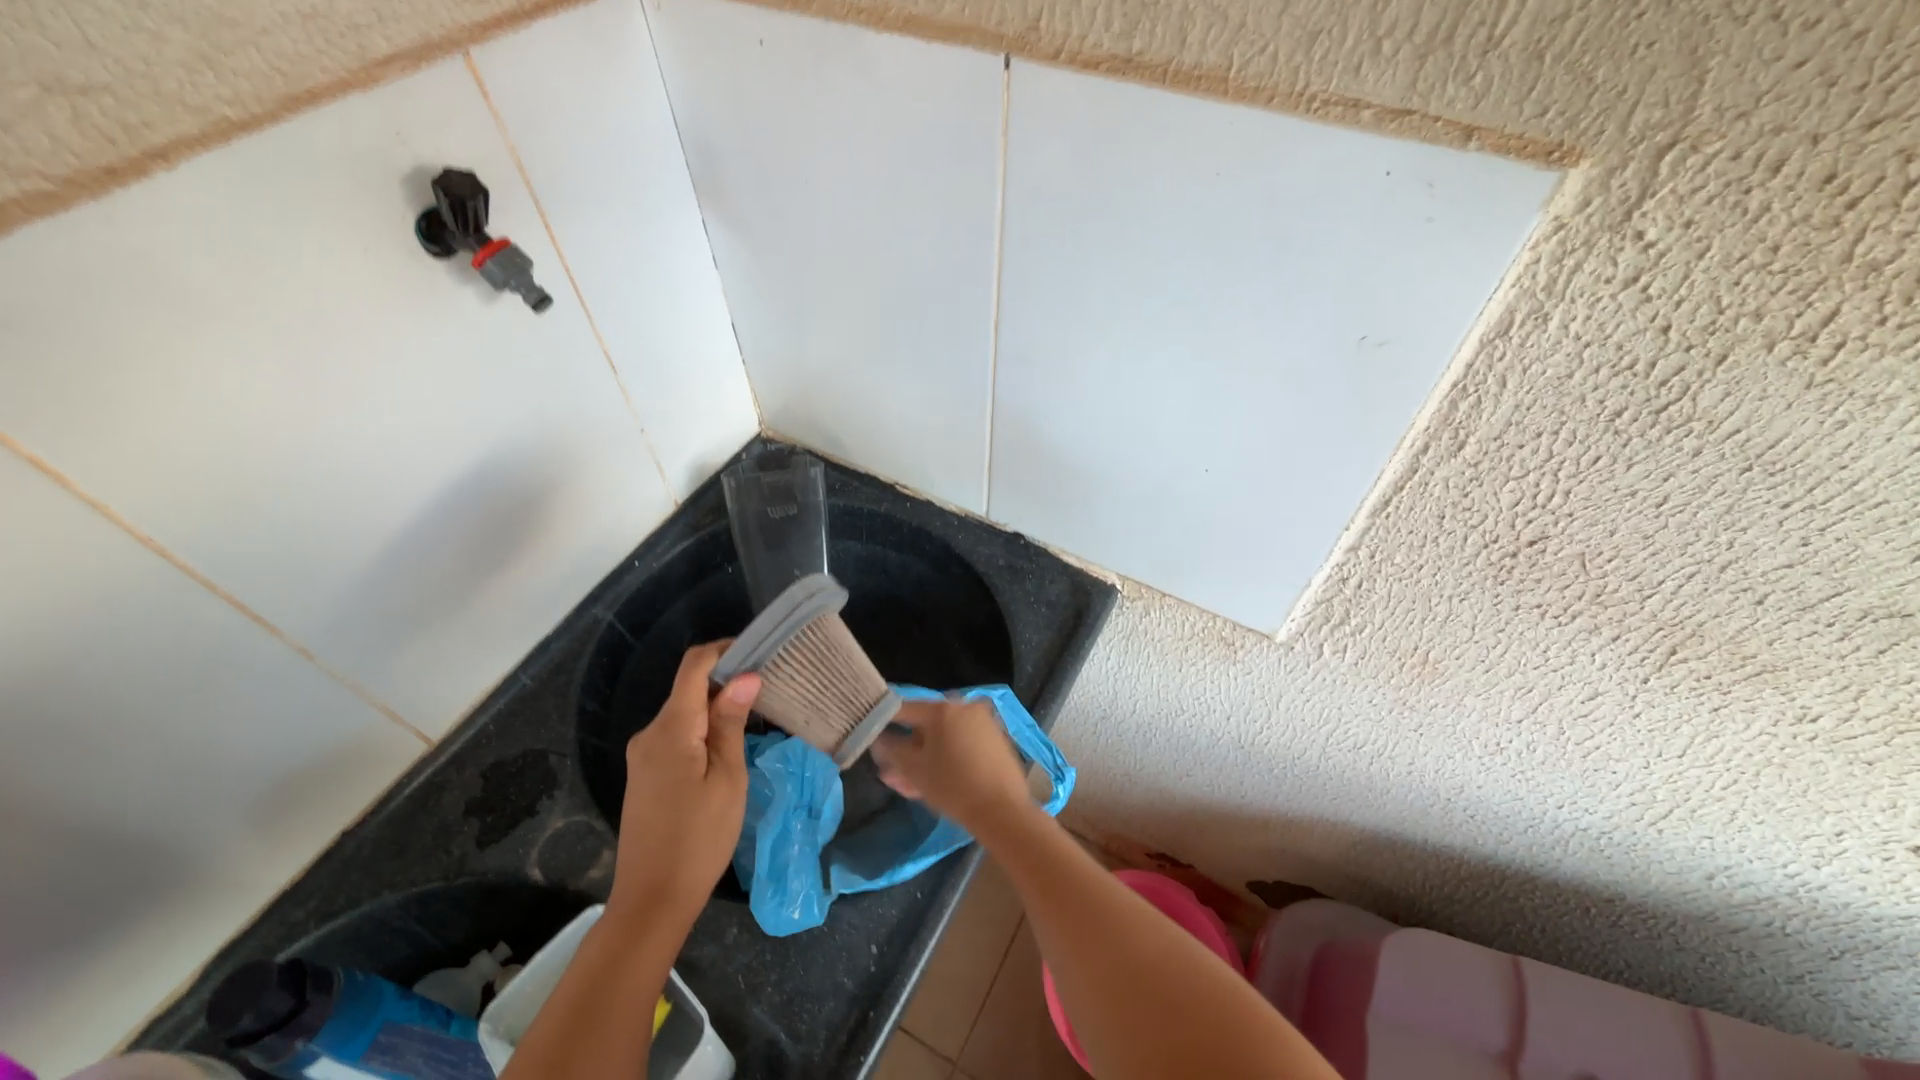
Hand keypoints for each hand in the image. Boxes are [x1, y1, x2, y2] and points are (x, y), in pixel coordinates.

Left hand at [608, 642, 759, 926]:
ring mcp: (643, 756)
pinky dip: (703, 732)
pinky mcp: (645, 775)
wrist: (652, 899)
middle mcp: (649, 733)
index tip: (762, 652)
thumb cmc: (699, 838)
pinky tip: (729, 747)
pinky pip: (677, 737)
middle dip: (727, 681)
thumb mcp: (728, 778)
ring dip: (717, 709)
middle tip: (772, 689)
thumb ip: (730, 723)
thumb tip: (745, 677)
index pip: (694, 666)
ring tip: (759, 719)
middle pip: (688, 688)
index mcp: (670, 728)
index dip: (726, 651)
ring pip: (684, 714)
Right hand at [870, 698, 1032, 833]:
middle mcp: (965, 709)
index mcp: (943, 709)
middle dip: (906, 750)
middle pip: (926, 726)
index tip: (870, 734)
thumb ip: (891, 750)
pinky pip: (961, 746)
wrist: (1003, 811)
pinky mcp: (995, 743)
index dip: (883, 722)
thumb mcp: (914, 769)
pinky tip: (930, 783)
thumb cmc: (953, 786)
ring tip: (905, 784)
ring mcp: (983, 725)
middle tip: (890, 771)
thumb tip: (878, 740)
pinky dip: (945, 760)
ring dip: (923, 759)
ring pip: (943, 740)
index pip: (904, 709)